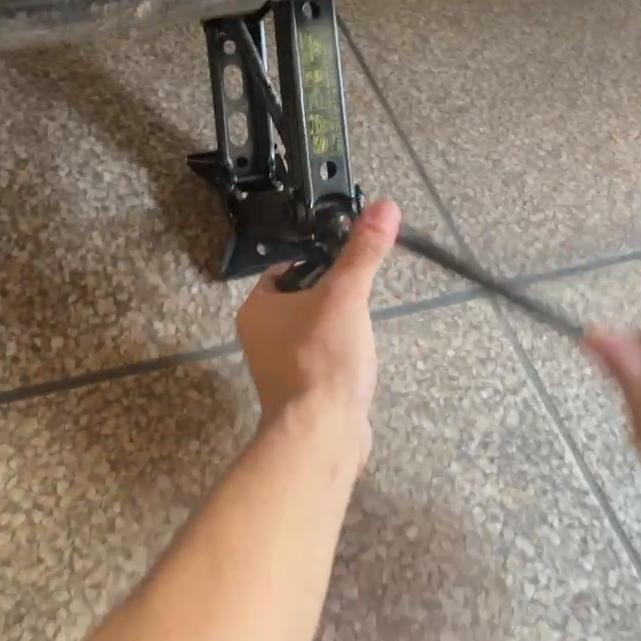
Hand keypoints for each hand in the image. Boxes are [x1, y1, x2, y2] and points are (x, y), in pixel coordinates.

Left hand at [236, 200, 400, 446]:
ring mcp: (277, 368)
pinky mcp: (299, 393)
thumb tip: (384, 206)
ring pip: (314, 331)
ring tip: (359, 335)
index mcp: (257, 309)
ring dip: (339, 329)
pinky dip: (340, 358)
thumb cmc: (323, 358)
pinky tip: (357, 363)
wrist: (323, 434)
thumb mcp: (347, 295)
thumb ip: (364, 252)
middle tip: (357, 303)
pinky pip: (321, 361)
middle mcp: (260, 337)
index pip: (286, 270)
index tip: (346, 267)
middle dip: (333, 299)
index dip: (316, 263)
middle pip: (303, 300)